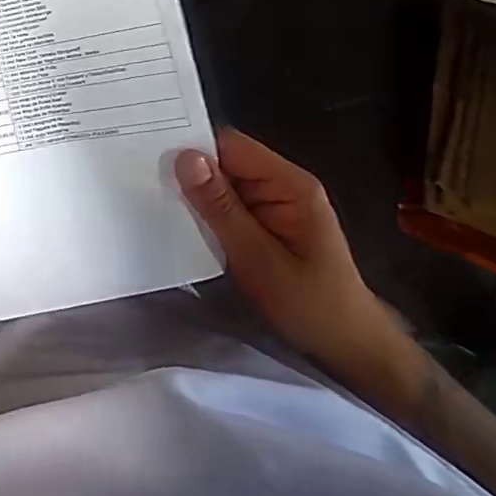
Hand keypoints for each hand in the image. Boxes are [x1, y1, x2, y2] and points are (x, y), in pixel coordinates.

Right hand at [175, 130, 412, 386]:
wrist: (351, 350)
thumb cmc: (311, 306)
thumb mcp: (259, 259)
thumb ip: (220, 207)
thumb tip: (185, 157)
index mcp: (290, 184)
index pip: (232, 145)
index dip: (194, 146)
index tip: (151, 155)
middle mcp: (282, 185)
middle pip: (226, 161)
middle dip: (190, 172)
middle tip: (144, 181)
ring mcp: (274, 204)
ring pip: (223, 184)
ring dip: (196, 195)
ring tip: (155, 200)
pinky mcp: (265, 223)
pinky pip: (228, 206)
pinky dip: (206, 213)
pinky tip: (181, 222)